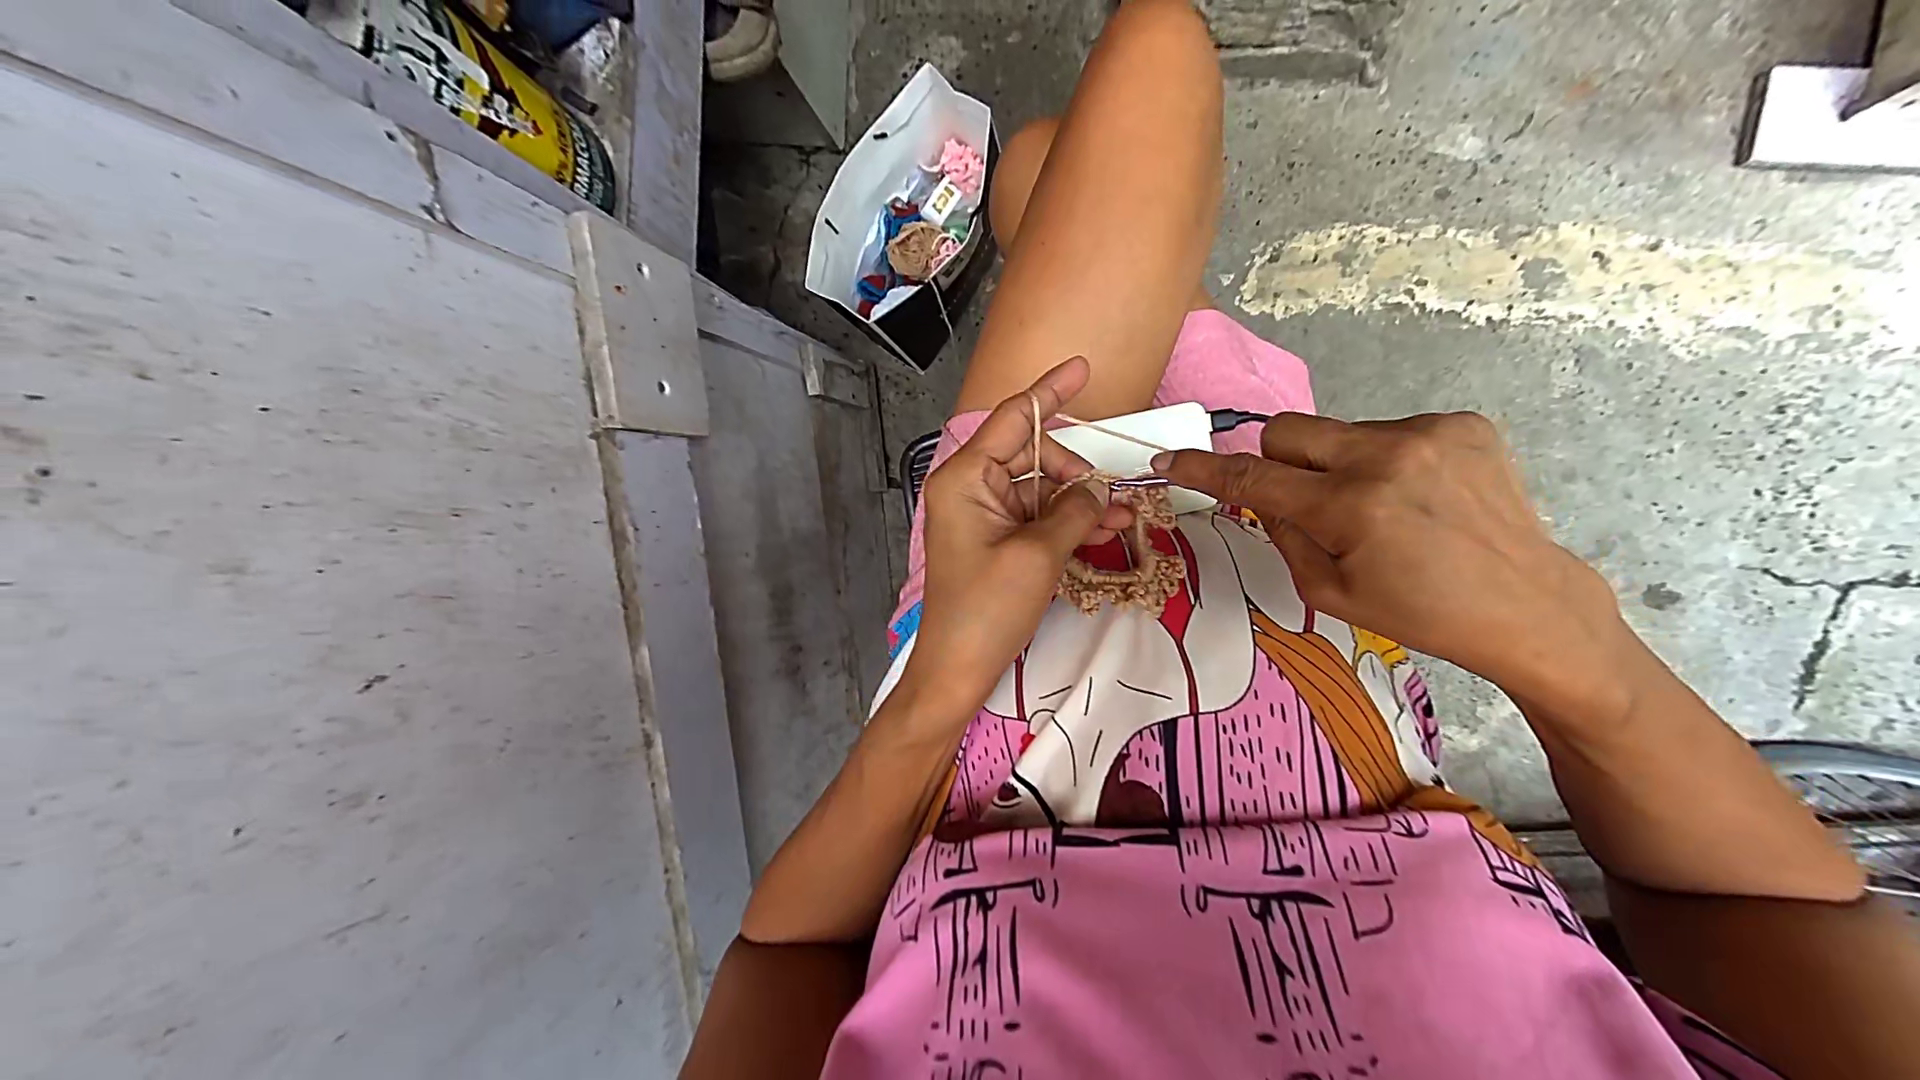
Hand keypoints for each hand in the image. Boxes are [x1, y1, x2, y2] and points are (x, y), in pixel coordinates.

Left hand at [900, 358, 1133, 716]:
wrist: (959, 668)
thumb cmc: (987, 610)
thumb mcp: (1038, 554)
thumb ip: (1074, 510)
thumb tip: (1101, 488)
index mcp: (966, 478)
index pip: (1013, 417)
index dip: (1050, 391)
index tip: (1082, 367)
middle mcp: (970, 488)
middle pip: (1032, 454)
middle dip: (1076, 469)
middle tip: (1108, 492)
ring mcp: (983, 516)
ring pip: (1041, 489)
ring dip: (1081, 501)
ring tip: (1124, 516)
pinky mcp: (997, 540)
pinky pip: (1038, 517)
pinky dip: (1069, 523)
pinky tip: (1105, 531)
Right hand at [1153, 412, 1628, 713]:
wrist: (1530, 606)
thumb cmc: (1420, 612)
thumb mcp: (1328, 592)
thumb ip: (1283, 534)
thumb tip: (1264, 494)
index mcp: (1351, 508)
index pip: (1252, 477)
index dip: (1203, 469)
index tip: (1170, 459)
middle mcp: (1387, 456)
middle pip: (1286, 430)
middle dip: (1278, 462)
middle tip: (1307, 502)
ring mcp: (1430, 432)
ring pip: (1337, 431)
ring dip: (1337, 465)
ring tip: (1381, 507)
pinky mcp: (1463, 423)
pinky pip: (1386, 430)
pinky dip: (1383, 459)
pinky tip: (1418, 494)